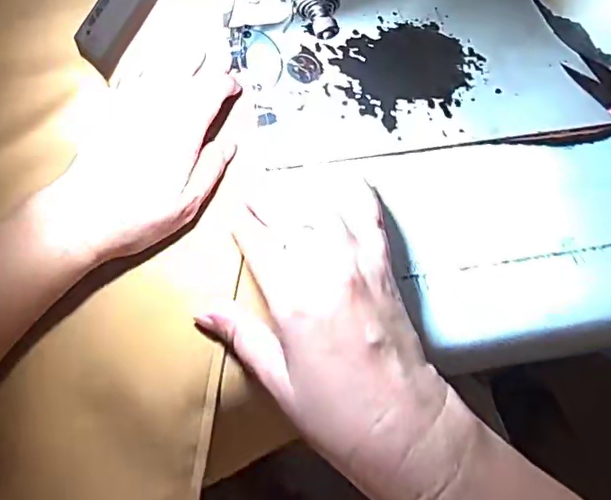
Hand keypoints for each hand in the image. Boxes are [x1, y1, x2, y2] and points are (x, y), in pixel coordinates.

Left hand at [30, 70, 240, 265]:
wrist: (83, 212)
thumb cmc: (135, 213)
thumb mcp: (187, 203)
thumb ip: (211, 168)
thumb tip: (226, 147)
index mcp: (186, 125)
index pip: (215, 87)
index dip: (229, 82)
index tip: (234, 87)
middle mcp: (161, 104)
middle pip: (189, 65)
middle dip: (207, 59)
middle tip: (217, 56)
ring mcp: (133, 100)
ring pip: (161, 63)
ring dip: (179, 56)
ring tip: (190, 49)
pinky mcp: (110, 104)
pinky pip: (132, 72)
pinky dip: (146, 65)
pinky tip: (148, 65)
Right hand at [195, 177, 480, 499]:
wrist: (406, 428)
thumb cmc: (340, 415)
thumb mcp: (279, 381)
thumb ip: (241, 336)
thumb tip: (204, 310)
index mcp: (293, 300)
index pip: (256, 239)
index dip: (241, 222)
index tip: (234, 217)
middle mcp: (325, 270)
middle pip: (285, 211)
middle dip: (264, 198)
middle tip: (253, 196)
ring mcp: (358, 261)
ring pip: (320, 204)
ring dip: (299, 191)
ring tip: (285, 190)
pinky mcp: (383, 262)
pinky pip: (367, 212)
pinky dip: (354, 192)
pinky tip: (341, 182)